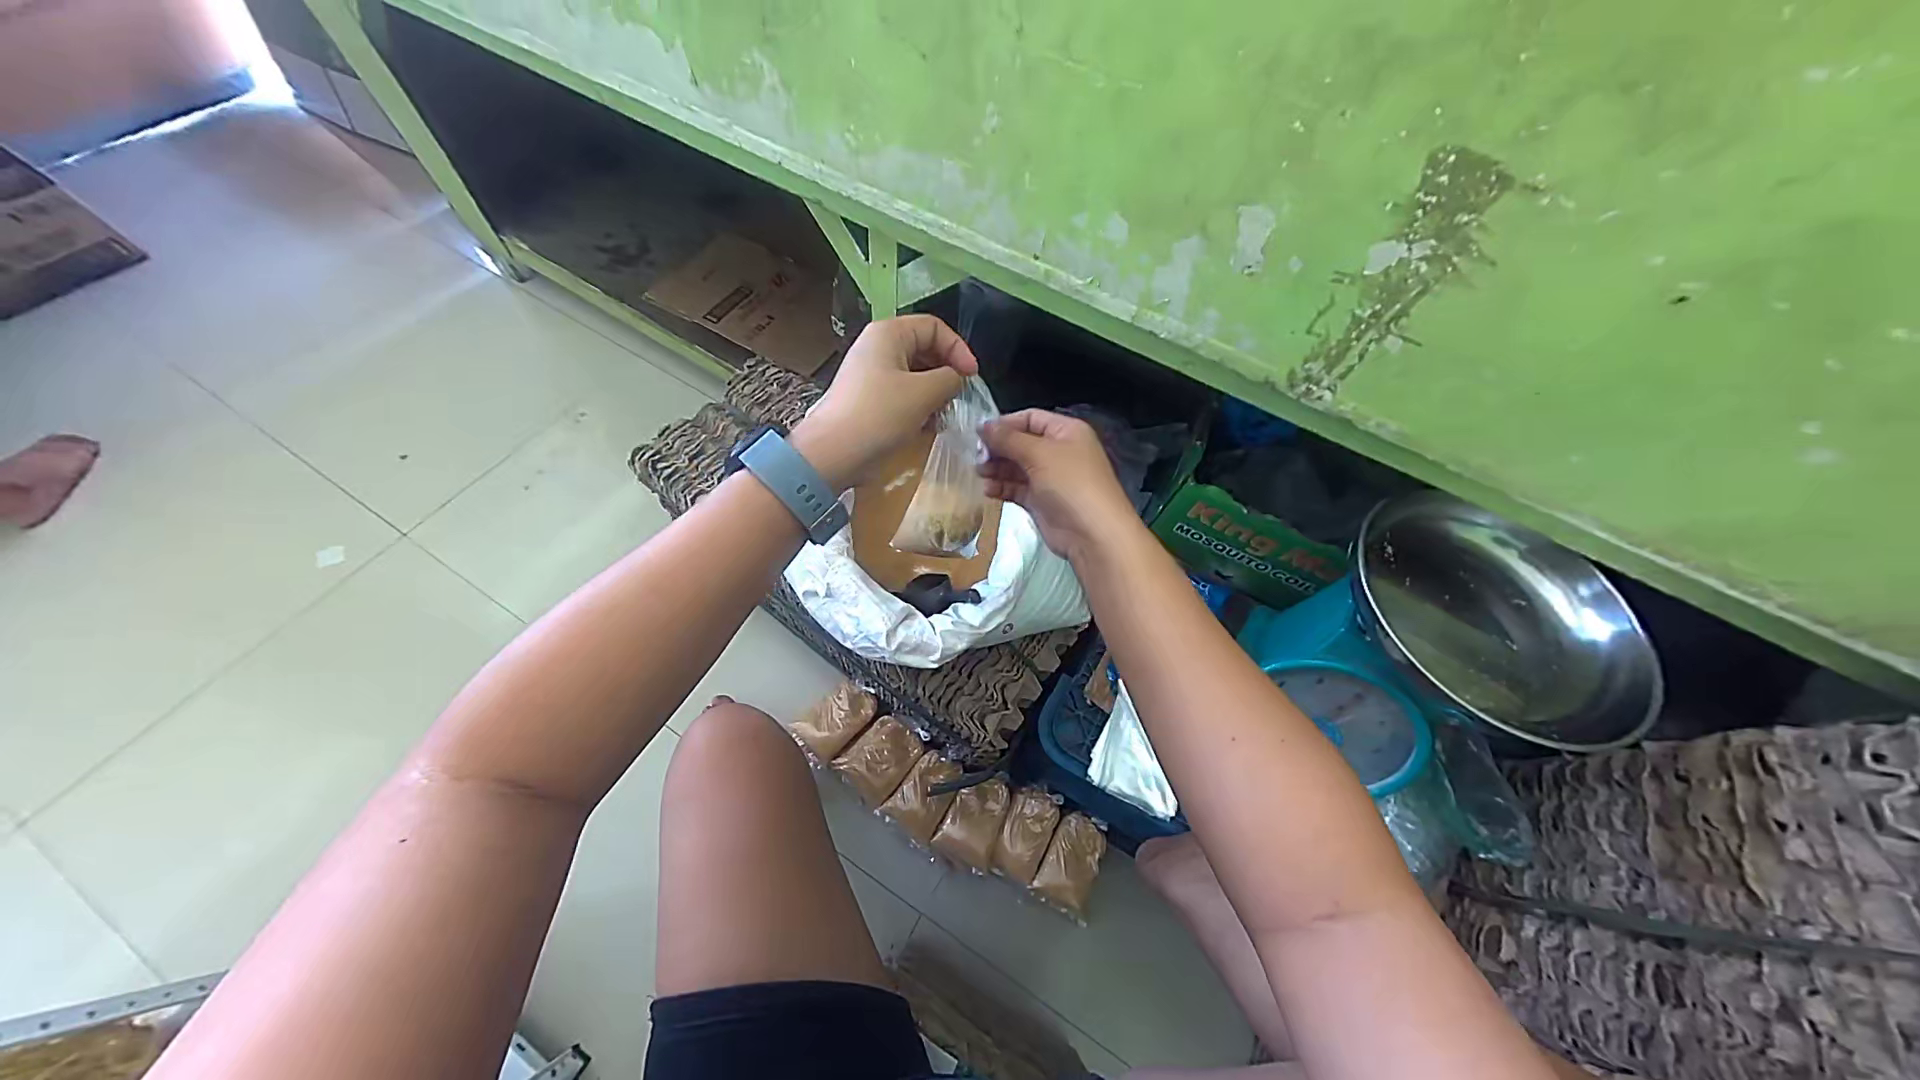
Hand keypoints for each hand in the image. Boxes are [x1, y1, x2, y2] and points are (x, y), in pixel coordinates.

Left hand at [789, 315, 979, 490]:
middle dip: (947, 373)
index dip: (958, 349)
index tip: (972, 377)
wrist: (833, 454)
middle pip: (925, 350)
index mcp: (889, 334)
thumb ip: (950, 379)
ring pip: (915, 375)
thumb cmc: (879, 416)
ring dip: (935, 394)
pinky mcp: (868, 400)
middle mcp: (877, 348)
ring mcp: (870, 375)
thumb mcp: (925, 393)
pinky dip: (919, 407)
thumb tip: (957, 380)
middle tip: (959, 397)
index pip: (934, 328)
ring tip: (943, 416)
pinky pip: (902, 395)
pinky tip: (927, 427)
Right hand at [979, 409, 1141, 561]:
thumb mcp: (1039, 453)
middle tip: (977, 456)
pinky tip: (988, 489)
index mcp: (1066, 431)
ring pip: (1017, 467)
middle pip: (1021, 443)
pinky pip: (1017, 488)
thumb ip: (1008, 438)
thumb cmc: (1072, 485)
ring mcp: (1051, 478)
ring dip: (997, 468)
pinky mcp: (1042, 501)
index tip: (979, 433)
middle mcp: (1059, 452)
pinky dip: (1002, 487)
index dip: (1004, 424)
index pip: (1030, 418)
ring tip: (980, 472)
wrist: (1093, 534)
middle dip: (998, 448)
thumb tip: (984, 426)